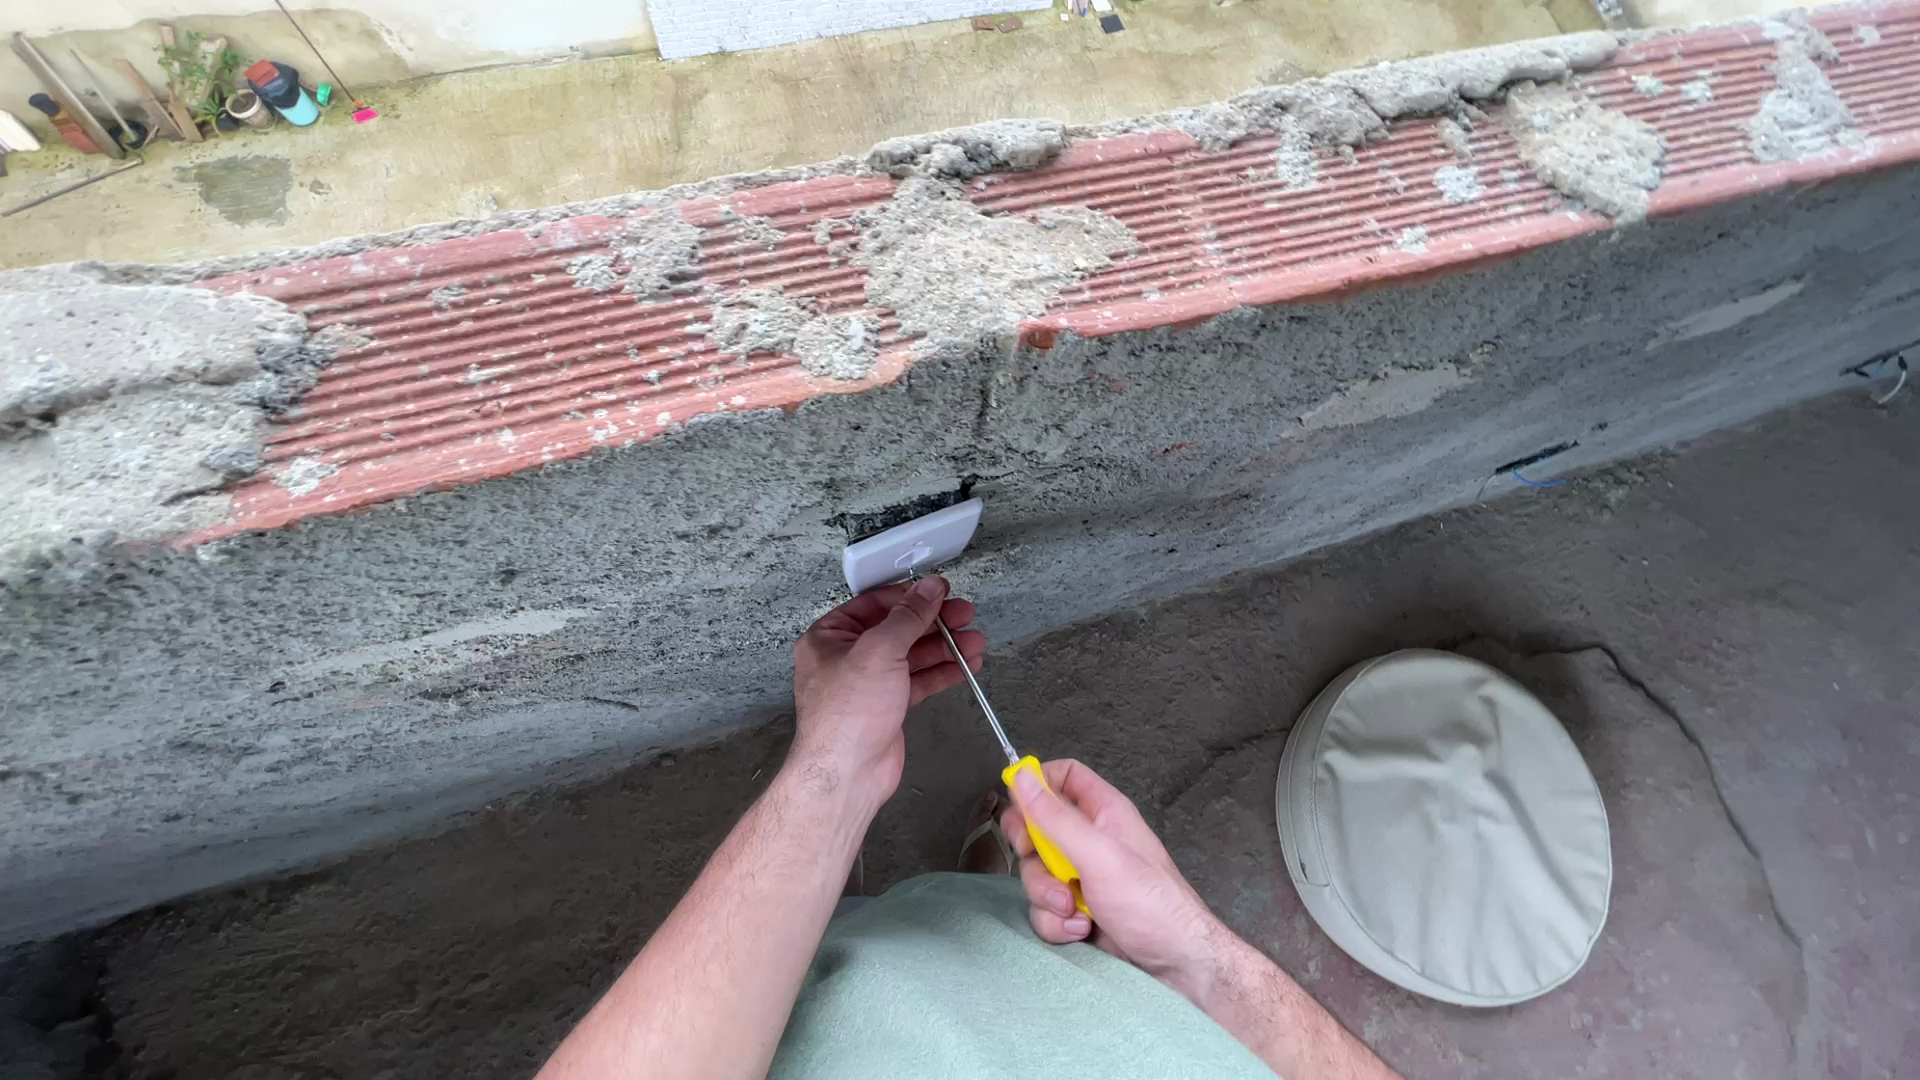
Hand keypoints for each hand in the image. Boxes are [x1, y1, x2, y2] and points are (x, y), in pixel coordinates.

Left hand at [790, 576, 983, 807]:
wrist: (848, 774)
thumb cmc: (847, 714)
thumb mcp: (879, 650)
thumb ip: (908, 616)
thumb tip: (928, 588)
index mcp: (830, 636)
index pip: (875, 603)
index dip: (910, 595)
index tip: (940, 591)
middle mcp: (846, 657)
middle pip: (897, 629)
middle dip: (933, 623)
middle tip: (964, 615)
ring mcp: (868, 683)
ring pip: (911, 655)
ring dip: (943, 648)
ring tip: (974, 641)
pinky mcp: (887, 706)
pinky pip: (917, 680)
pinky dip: (941, 672)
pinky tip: (964, 665)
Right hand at [1003, 760, 1231, 1003]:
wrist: (1176, 970)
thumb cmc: (1150, 904)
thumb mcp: (1097, 854)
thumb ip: (1055, 816)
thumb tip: (1021, 776)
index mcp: (1102, 811)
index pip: (1062, 776)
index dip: (1036, 783)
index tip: (1018, 804)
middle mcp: (1090, 839)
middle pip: (1037, 826)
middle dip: (1032, 851)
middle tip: (1040, 861)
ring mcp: (1081, 876)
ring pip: (1036, 871)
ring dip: (1046, 894)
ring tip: (1073, 908)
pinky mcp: (1075, 909)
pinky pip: (1043, 906)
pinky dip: (1055, 921)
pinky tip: (1080, 929)